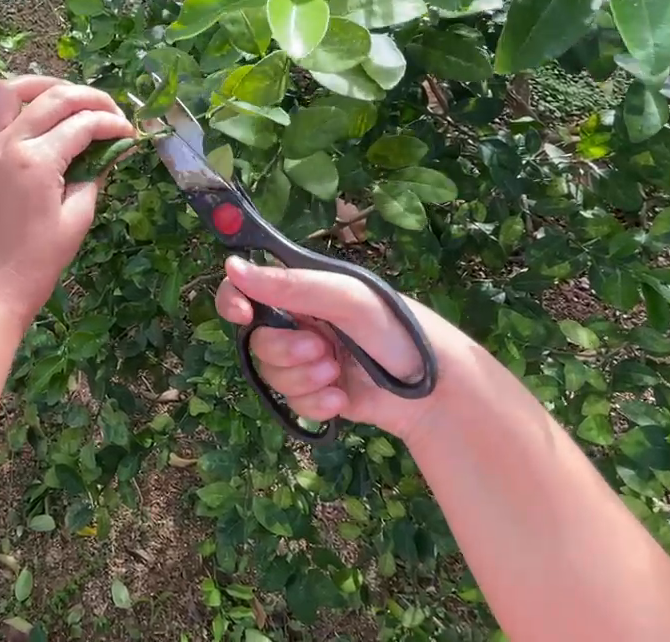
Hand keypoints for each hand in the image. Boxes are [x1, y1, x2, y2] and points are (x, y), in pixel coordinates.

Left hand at [0, 66, 133, 316]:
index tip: (130, 131)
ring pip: (9, 92)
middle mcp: (7, 143)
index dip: (112, 123)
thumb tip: (111, 148)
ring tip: (65, 91)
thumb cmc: (38, 262)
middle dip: (87, 97)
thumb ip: (94, 174)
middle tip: (110, 111)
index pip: (82, 124)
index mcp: (37, 160)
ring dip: (40, 83)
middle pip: (52, 99)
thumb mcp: (78, 218)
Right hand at [214, 256, 477, 443]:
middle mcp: (298, 322)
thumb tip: (231, 266)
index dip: (234, 299)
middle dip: (285, 350)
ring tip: (337, 374)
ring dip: (302, 377)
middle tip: (321, 351)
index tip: (242, 315)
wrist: (438, 393)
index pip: (246, 286)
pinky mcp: (317, 394)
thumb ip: (290, 285)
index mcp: (301, 290)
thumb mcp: (346, 298)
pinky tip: (340, 400)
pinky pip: (291, 402)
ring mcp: (306, 360)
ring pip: (271, 372)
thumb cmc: (396, 330)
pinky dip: (313, 402)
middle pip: (256, 338)